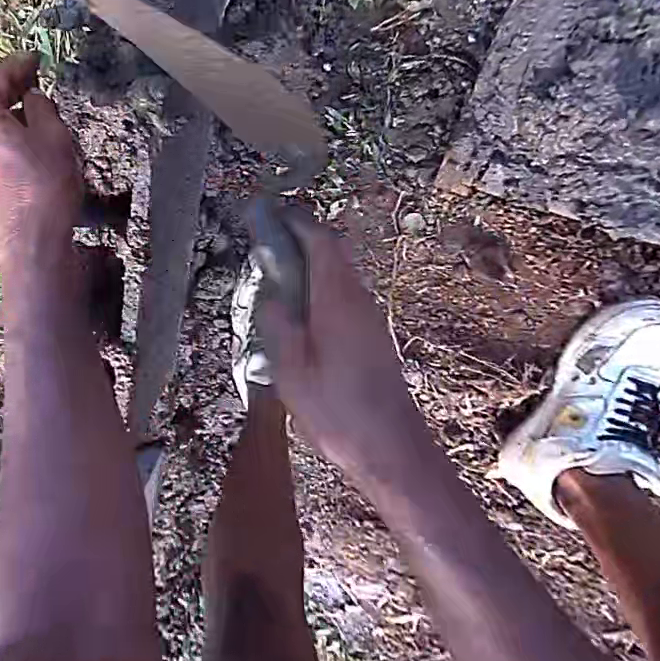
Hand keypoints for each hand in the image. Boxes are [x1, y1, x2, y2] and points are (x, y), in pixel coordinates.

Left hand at [0, 54, 85, 263]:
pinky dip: (10, 133)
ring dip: (13, 112)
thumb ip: (40, 106)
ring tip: (41, 109)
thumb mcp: (52, 133)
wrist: (34, 237)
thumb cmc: (44, 182)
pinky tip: (32, 136)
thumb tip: (32, 99)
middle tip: (39, 79)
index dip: (17, 63)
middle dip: (13, 88)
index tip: (36, 58)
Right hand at [256, 214, 433, 479]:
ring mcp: (370, 319)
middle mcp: (359, 301)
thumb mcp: (291, 370)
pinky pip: (344, 296)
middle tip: (269, 241)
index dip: (296, 222)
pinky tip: (302, 312)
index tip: (272, 212)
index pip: (320, 241)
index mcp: (337, 300)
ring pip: (339, 275)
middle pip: (333, 252)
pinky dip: (320, 288)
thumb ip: (278, 325)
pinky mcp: (373, 337)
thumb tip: (270, 296)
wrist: (390, 447)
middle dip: (302, 238)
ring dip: (311, 265)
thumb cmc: (336, 410)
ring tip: (278, 275)